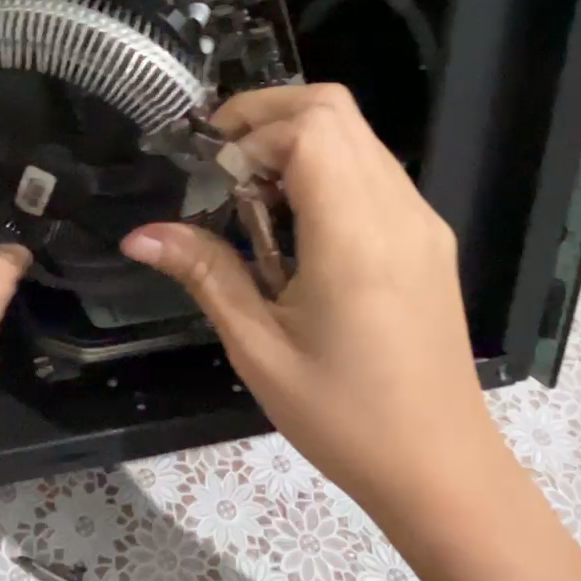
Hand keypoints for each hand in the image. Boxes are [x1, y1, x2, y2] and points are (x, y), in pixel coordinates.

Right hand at [121, 84, 500, 511]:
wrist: (441, 469)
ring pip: (359, 135)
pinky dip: (326, 168)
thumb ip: (205, 274)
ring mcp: (422, 222)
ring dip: (296, 142)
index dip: (249, 132)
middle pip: (336, 110)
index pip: (310, 129)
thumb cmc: (344, 418)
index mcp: (355, 237)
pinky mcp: (428, 240)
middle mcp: (399, 212)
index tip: (209, 175)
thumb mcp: (258, 348)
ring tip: (251, 198)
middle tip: (219, 164)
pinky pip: (374, 172)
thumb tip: (139, 234)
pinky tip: (295, 226)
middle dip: (267, 117)